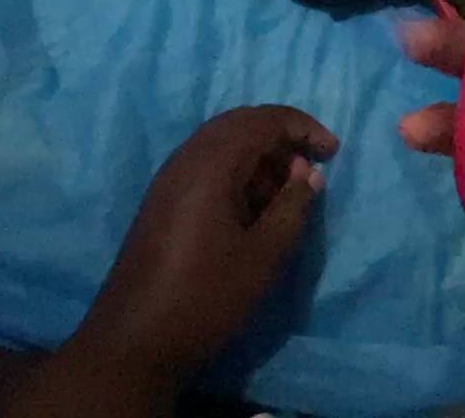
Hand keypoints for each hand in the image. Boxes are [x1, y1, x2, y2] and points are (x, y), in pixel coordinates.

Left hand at [73, 105, 337, 388]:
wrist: (132, 344)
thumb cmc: (205, 297)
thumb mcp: (263, 256)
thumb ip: (292, 206)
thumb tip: (309, 174)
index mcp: (211, 164)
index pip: (264, 120)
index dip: (303, 127)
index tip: (332, 152)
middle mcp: (187, 157)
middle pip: (241, 123)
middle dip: (281, 137)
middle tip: (310, 167)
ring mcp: (170, 176)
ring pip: (223, 142)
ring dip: (259, 155)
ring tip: (285, 192)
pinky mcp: (163, 197)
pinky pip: (207, 163)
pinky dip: (237, 170)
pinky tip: (252, 206)